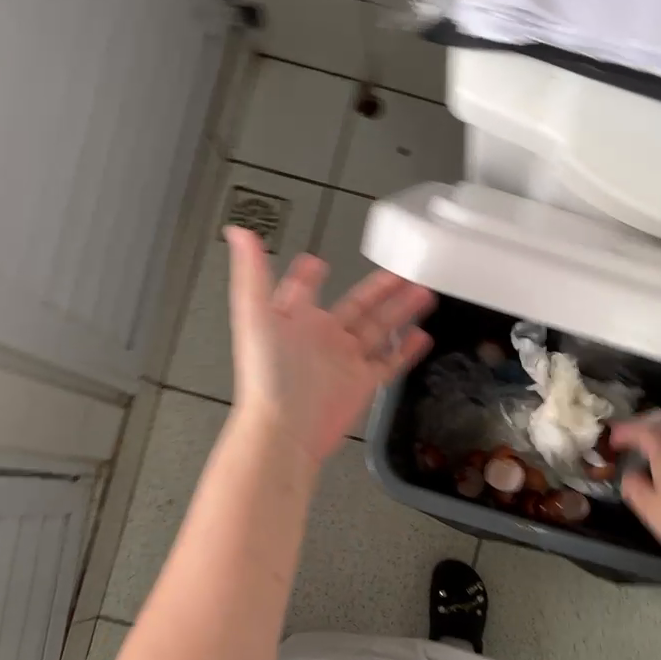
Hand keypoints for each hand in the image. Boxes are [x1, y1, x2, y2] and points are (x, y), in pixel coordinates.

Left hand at [225, 226, 434, 463]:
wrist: (285, 428)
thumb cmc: (266, 377)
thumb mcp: (254, 314)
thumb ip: (251, 272)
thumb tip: (239, 232)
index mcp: (296, 319)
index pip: (305, 289)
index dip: (310, 274)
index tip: (318, 262)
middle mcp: (322, 338)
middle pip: (357, 305)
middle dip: (378, 287)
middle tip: (399, 271)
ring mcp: (345, 360)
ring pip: (379, 328)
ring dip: (401, 309)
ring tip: (421, 292)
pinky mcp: (363, 383)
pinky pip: (389, 362)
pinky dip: (407, 349)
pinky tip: (420, 335)